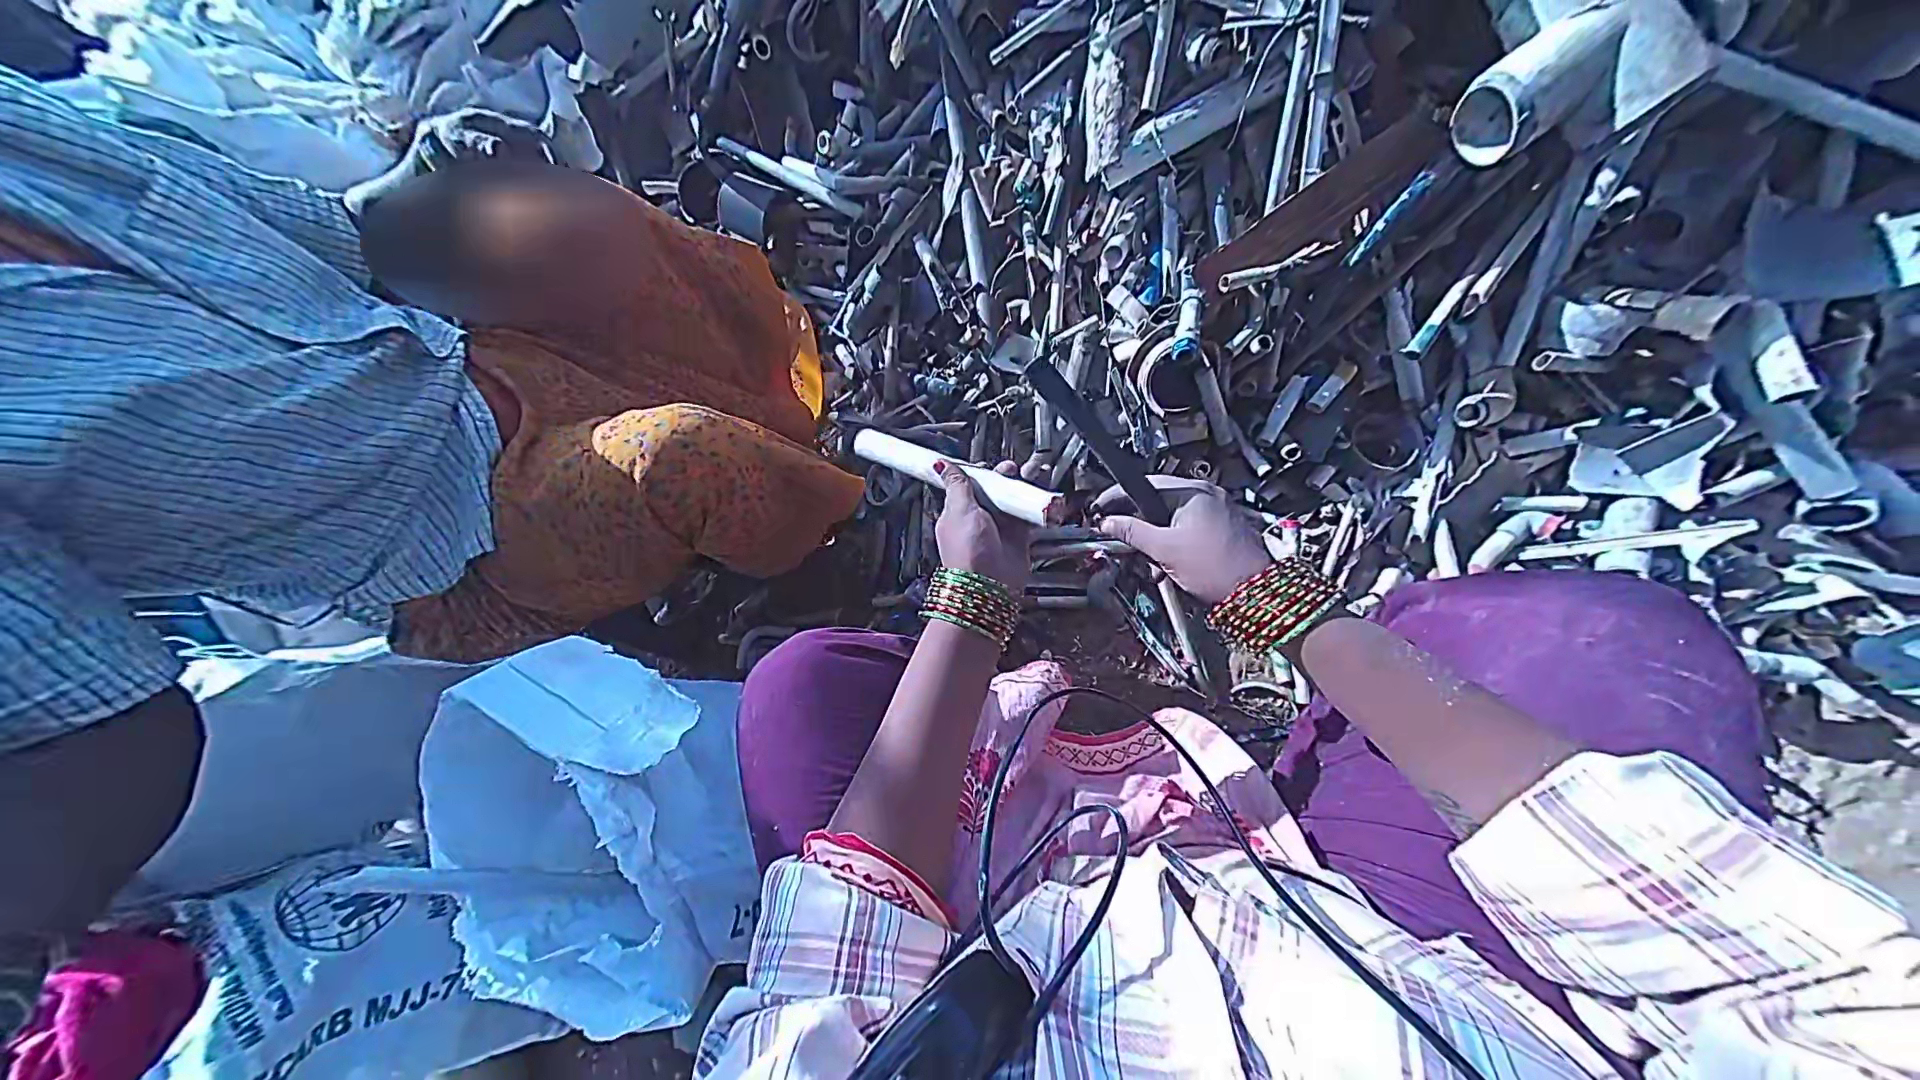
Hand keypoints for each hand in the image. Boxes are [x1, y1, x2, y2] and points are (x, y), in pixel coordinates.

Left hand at [934, 460, 1030, 593]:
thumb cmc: (967, 551)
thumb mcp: (959, 510)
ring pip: (1011, 499)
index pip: (968, 484)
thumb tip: (941, 464)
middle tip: (1012, 470)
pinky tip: (1037, 494)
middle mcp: (978, 518)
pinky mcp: (1017, 537)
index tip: (990, 465)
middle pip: (993, 489)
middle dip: (1004, 477)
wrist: (988, 584)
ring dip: (1020, 486)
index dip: (980, 472)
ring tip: (1030, 475)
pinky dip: (1033, 503)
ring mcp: (998, 527)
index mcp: (957, 511)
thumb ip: (956, 485)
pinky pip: (1026, 514)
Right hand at [1094, 476, 1272, 605]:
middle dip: (1136, 526)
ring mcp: (1213, 512)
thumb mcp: (1165, 549)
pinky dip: (1170, 546)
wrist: (1257, 594)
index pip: (1142, 486)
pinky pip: (1182, 530)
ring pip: (1167, 519)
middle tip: (1119, 540)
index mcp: (1193, 492)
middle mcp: (1205, 496)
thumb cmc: (1219, 569)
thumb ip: (1132, 532)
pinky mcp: (1217, 530)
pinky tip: (1167, 566)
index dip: (1116, 499)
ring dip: (1153, 541)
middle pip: (1154, 503)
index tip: (1099, 511)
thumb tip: (1108, 522)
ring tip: (1152, 563)